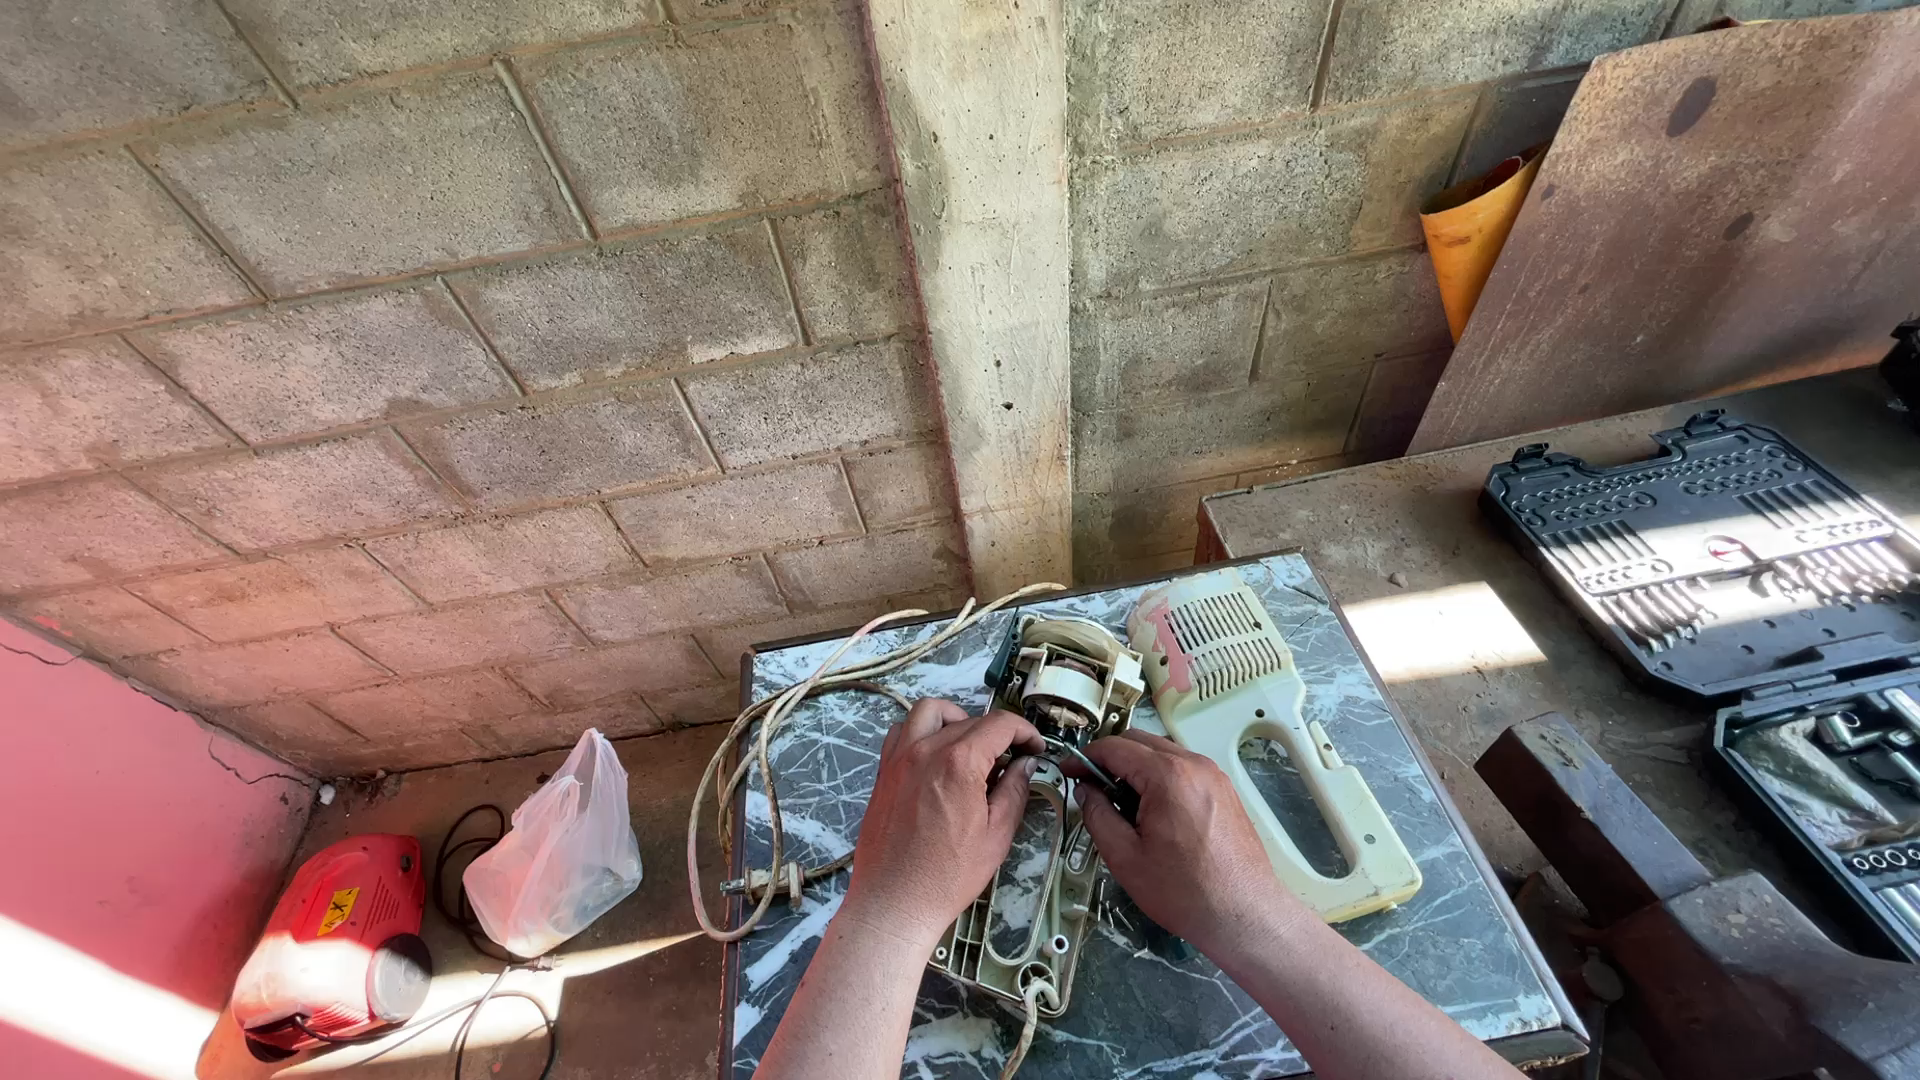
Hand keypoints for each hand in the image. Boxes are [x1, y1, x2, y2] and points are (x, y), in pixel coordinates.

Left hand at [842, 700, 1044, 950]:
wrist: (894, 903)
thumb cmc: (946, 877)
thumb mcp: (996, 835)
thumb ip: (1015, 790)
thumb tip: (1025, 764)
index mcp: (959, 763)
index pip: (1000, 724)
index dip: (1025, 732)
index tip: (1035, 748)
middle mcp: (926, 750)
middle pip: (970, 720)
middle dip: (997, 733)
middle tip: (1011, 760)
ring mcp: (900, 757)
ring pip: (930, 711)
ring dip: (957, 718)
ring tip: (972, 747)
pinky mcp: (884, 771)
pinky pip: (902, 730)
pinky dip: (922, 730)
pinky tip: (936, 755)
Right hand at [1071, 730, 1310, 953]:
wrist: (1247, 917)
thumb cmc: (1183, 891)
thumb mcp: (1125, 857)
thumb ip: (1098, 815)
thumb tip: (1087, 790)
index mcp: (1167, 775)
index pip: (1114, 748)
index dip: (1085, 757)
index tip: (1068, 772)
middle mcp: (1193, 763)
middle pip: (1139, 740)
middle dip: (1110, 758)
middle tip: (1092, 788)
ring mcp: (1213, 774)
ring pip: (1162, 751)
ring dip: (1135, 766)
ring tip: (1123, 803)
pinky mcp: (1225, 789)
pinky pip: (1182, 767)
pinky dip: (1160, 775)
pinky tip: (1154, 810)